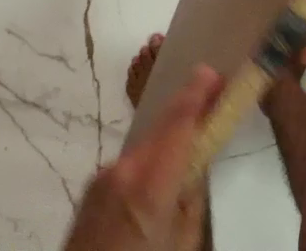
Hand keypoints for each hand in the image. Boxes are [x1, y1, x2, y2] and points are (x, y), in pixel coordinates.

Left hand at [63, 65, 220, 250]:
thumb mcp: (182, 242)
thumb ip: (190, 200)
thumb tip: (195, 170)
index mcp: (150, 184)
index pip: (178, 123)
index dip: (197, 93)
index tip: (214, 72)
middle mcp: (123, 169)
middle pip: (162, 127)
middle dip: (188, 107)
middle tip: (214, 93)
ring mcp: (102, 178)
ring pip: (146, 145)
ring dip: (169, 137)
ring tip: (192, 139)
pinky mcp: (91, 191)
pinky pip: (130, 163)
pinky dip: (150, 158)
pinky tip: (160, 173)